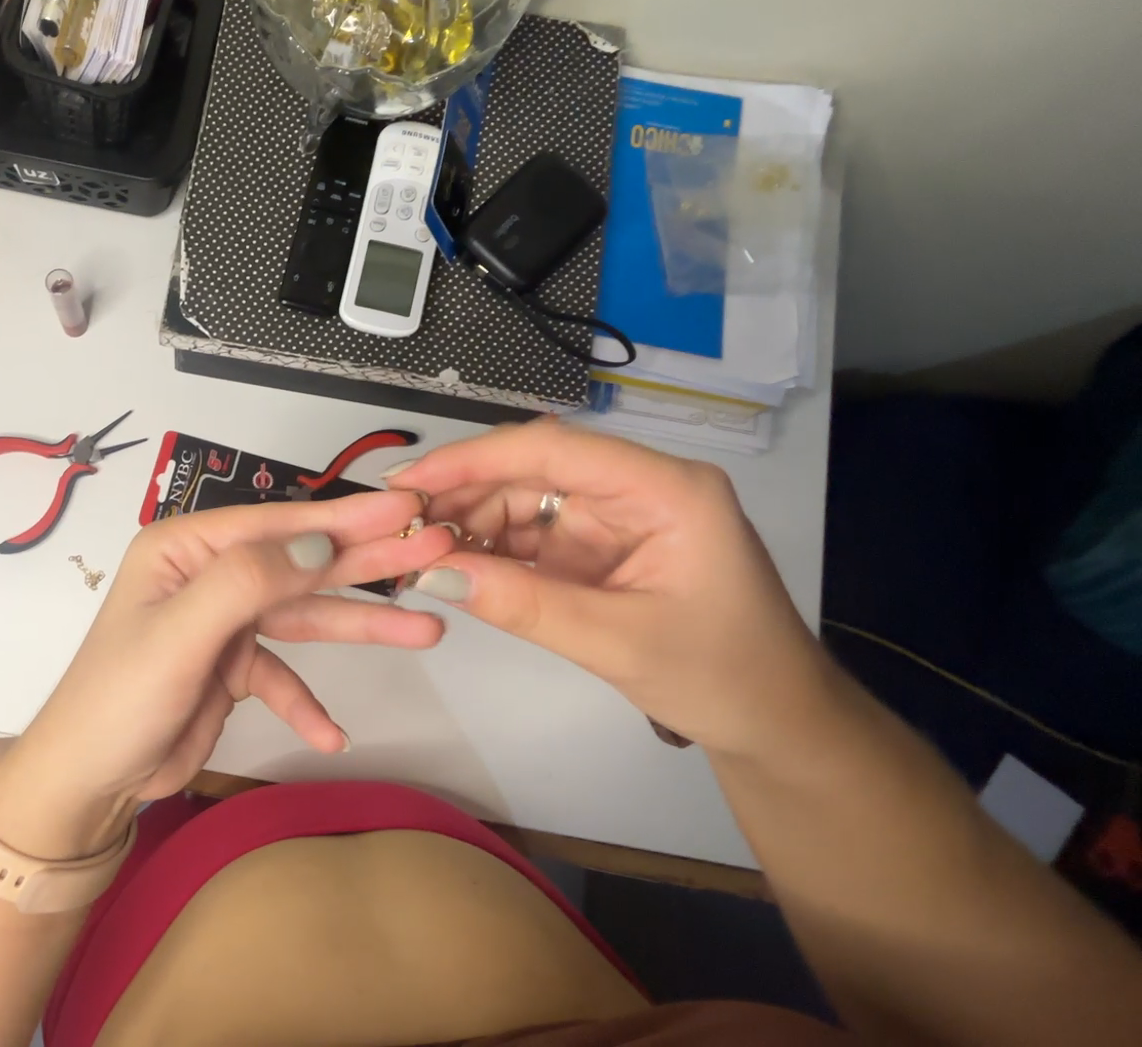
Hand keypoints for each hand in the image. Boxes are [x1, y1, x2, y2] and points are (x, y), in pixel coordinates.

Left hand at [0, 492, 455, 858]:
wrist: (91, 780)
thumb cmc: (121, 698)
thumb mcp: (180, 634)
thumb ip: (247, 582)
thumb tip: (319, 543)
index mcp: (183, 550)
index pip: (274, 525)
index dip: (342, 518)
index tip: (405, 511)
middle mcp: (207, 576)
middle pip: (298, 564)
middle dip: (364, 562)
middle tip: (433, 550)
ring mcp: (222, 622)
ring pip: (302, 616)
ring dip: (359, 626)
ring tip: (426, 630)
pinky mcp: (232, 668)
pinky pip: (282, 676)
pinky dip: (306, 702)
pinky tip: (332, 732)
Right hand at [386, 419, 834, 757]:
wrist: (773, 723)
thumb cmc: (722, 676)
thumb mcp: (618, 642)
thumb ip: (523, 604)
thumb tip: (432, 572)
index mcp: (662, 489)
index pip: (553, 448)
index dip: (474, 458)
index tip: (409, 480)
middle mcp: (632, 489)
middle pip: (529, 470)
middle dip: (461, 494)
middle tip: (399, 527)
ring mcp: (610, 518)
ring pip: (519, 501)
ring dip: (466, 524)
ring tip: (416, 551)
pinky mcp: (592, 549)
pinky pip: (526, 537)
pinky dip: (485, 552)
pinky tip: (450, 565)